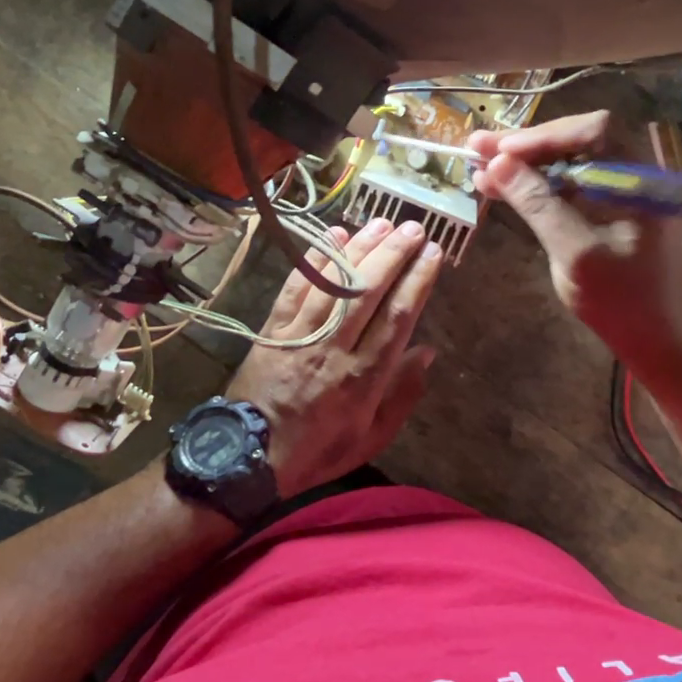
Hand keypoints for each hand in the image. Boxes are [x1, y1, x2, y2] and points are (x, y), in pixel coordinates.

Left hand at [226, 217, 443, 496]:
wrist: (248, 458)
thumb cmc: (317, 450)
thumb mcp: (371, 437)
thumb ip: (402, 395)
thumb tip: (427, 352)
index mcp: (364, 377)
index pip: (398, 317)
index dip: (417, 280)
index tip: (433, 253)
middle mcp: (335, 349)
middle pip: (369, 291)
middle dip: (394, 254)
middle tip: (414, 227)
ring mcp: (300, 336)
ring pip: (335, 284)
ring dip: (360, 249)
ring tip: (382, 222)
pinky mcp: (273, 330)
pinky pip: (296, 288)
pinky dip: (315, 261)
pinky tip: (334, 238)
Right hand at [469, 111, 681, 362]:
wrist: (656, 339)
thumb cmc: (622, 301)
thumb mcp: (575, 253)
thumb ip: (538, 204)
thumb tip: (496, 164)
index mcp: (641, 179)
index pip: (592, 133)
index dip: (543, 136)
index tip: (500, 151)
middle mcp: (635, 174)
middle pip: (577, 140)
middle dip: (526, 146)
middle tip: (476, 148)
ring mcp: (622, 190)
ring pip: (568, 161)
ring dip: (524, 163)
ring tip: (479, 167)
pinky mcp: (607, 207)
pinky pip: (570, 183)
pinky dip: (536, 183)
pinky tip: (501, 186)